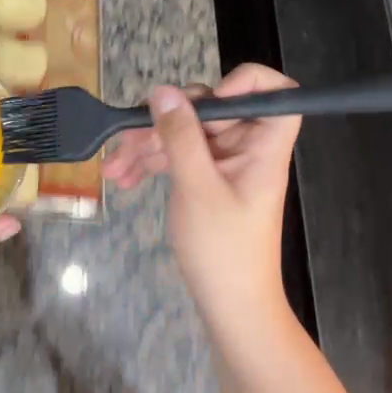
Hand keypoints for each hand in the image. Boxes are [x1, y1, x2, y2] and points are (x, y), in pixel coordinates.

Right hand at [102, 64, 301, 315]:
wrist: (230, 308)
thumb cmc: (224, 250)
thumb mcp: (197, 188)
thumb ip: (180, 136)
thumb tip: (162, 91)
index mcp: (263, 147)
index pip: (276, 93)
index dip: (244, 84)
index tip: (209, 103)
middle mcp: (247, 148)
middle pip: (212, 108)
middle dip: (167, 120)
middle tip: (132, 139)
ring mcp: (225, 164)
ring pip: (186, 131)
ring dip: (148, 144)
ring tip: (115, 167)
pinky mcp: (207, 179)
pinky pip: (178, 154)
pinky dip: (152, 162)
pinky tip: (125, 178)